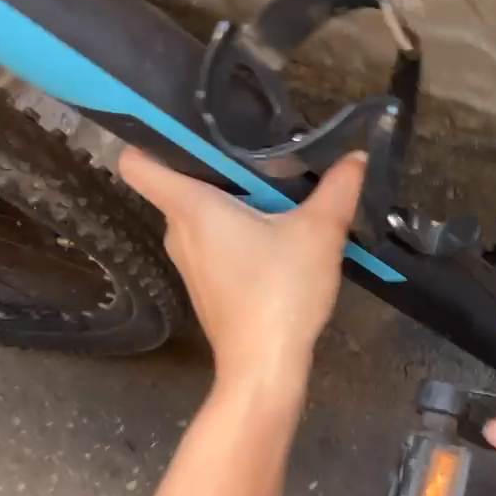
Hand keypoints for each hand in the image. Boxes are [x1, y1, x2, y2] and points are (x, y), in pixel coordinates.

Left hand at [119, 148, 365, 391]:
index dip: (151, 137)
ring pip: (201, 220)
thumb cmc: (279, 293)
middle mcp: (178, 233)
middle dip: (216, 171)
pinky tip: (275, 246)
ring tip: (275, 201)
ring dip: (231, 208)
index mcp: (189, 208)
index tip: (185, 128)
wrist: (264, 366)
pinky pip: (215, 249)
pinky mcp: (207, 290)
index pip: (137, 161)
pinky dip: (237, 240)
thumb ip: (338, 190)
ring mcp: (190, 266)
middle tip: (260, 161)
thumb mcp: (318, 234)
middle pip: (181, 186)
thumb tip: (358, 156)